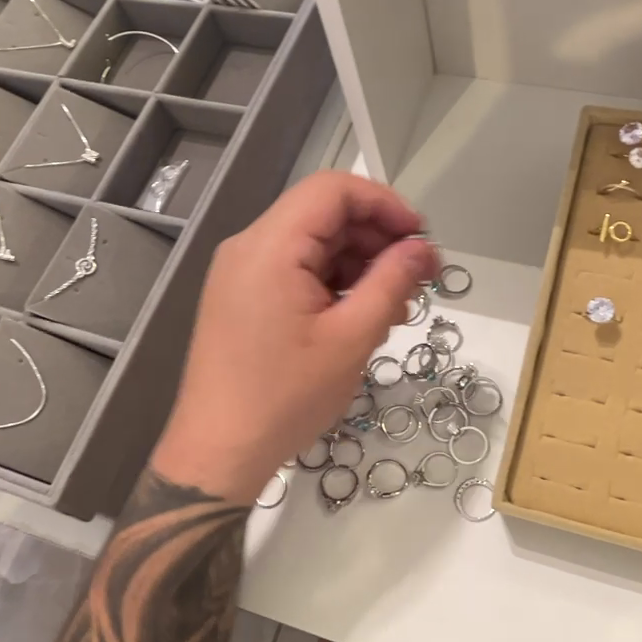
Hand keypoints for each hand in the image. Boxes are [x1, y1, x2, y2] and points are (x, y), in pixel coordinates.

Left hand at [151, 173, 437, 502]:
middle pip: (323, 216)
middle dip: (376, 239)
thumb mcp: (350, 339)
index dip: (385, 204)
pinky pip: (295, 272)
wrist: (218, 452)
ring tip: (394, 308)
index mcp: (269, 246)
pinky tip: (361, 317)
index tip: (421, 240)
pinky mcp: (242, 299)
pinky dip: (333, 285)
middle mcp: (249, 248)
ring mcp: (241, 274)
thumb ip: (391, 283)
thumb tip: (423, 249)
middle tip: (419, 279)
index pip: (333, 190)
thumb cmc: (285, 397)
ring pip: (312, 246)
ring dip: (359, 266)